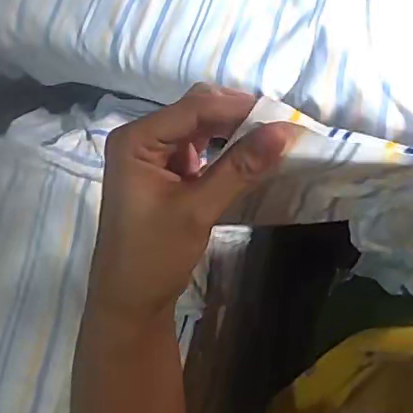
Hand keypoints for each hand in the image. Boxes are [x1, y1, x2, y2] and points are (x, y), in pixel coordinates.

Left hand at [89, 85, 300, 327]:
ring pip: (200, 123)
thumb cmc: (153, 257)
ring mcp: (152, 152)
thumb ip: (240, 168)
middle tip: (277, 124)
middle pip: (196, 108)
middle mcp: (141, 137)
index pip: (194, 108)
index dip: (238, 107)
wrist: (129, 304)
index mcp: (136, 139)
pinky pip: (200, 143)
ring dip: (233, 127)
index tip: (281, 116)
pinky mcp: (165, 168)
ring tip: (270, 134)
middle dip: (236, 113)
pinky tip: (249, 150)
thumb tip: (283, 132)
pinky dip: (225, 144)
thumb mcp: (198, 210)